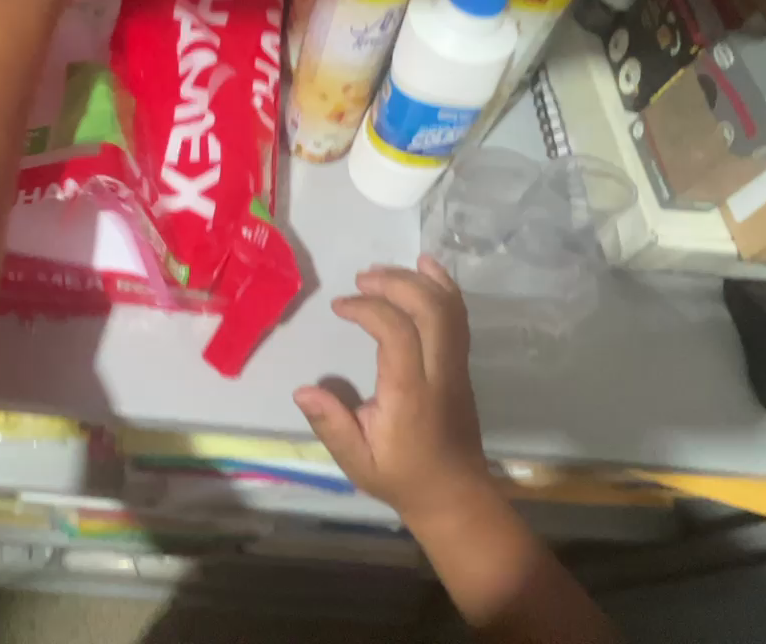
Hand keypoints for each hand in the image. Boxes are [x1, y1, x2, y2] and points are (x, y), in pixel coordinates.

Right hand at [295, 256, 496, 523]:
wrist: (455, 496)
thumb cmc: (401, 476)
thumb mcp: (357, 461)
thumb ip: (331, 424)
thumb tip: (302, 391)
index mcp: (411, 394)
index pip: (398, 333)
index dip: (368, 309)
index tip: (340, 306)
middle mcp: (440, 373)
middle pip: (430, 310)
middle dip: (395, 283)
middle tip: (362, 278)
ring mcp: (457, 366)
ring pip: (449, 308)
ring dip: (417, 280)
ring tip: (383, 269)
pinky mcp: (462, 363)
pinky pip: (459, 317)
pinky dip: (444, 287)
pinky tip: (425, 268)